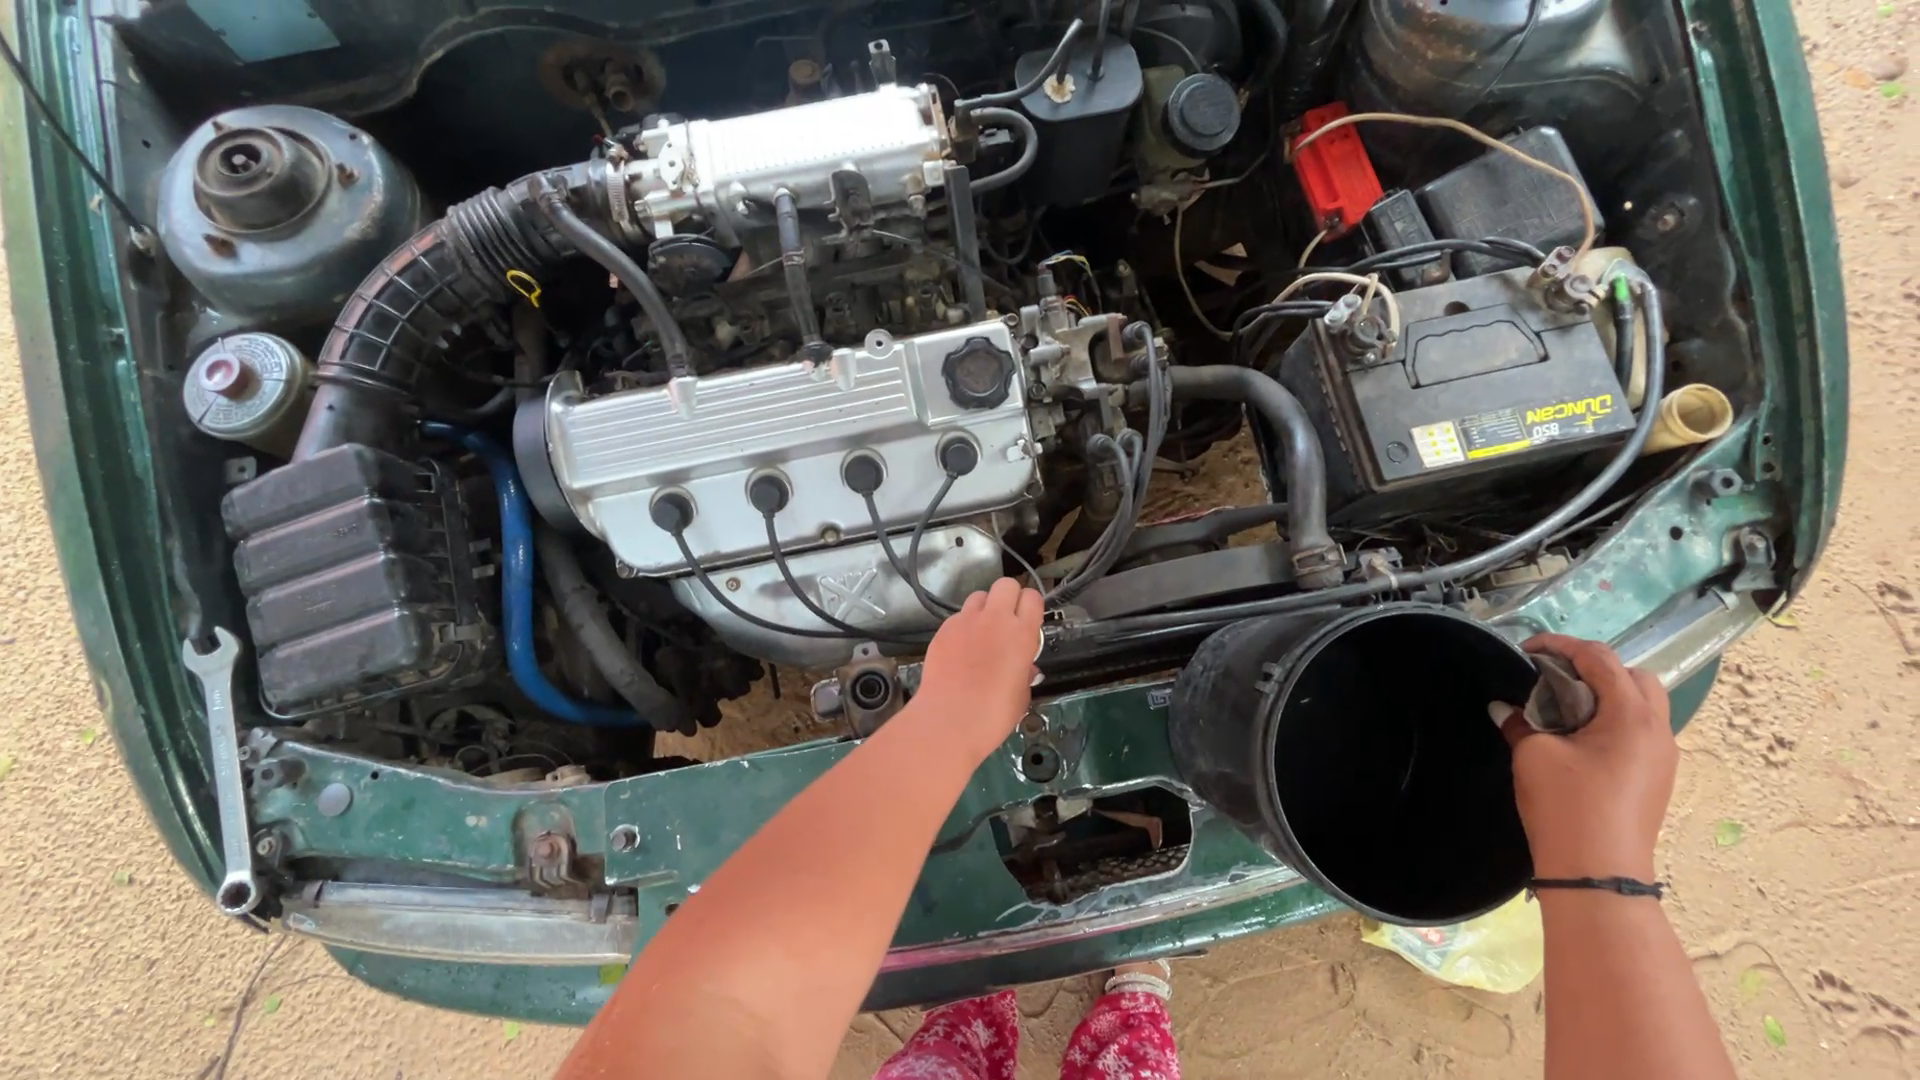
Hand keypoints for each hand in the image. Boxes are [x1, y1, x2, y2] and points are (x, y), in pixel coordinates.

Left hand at [916, 578, 1043, 757]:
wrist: (950, 720)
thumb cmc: (994, 714)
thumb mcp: (1021, 695)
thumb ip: (1025, 672)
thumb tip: (1025, 667)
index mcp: (1022, 633)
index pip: (1032, 597)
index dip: (1030, 606)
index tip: (1028, 621)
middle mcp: (995, 619)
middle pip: (1006, 584)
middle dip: (1008, 597)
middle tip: (1006, 620)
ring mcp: (966, 621)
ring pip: (979, 596)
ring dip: (984, 608)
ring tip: (981, 632)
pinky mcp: (943, 629)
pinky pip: (958, 617)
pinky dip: (963, 626)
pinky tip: (961, 649)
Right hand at [1491, 633, 1676, 880]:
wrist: (1596, 870)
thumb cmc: (1567, 803)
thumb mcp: (1533, 753)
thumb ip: (1520, 721)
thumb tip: (1506, 708)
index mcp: (1632, 717)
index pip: (1602, 660)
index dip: (1561, 646)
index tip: (1525, 650)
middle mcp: (1657, 731)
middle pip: (1635, 677)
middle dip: (1593, 667)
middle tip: (1551, 674)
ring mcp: (1661, 756)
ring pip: (1641, 704)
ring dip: (1604, 693)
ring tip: (1561, 703)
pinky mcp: (1654, 776)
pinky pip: (1636, 729)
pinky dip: (1609, 717)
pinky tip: (1576, 734)